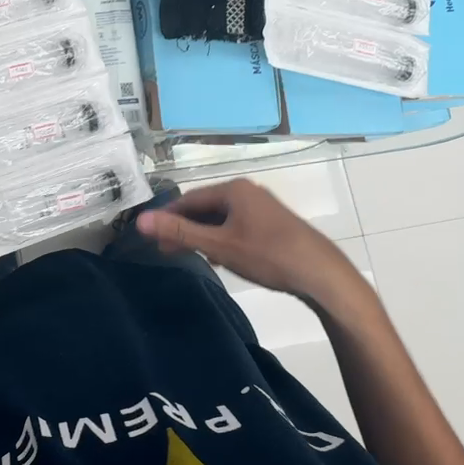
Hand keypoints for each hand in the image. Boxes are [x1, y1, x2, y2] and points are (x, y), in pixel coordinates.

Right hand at [137, 179, 373, 311]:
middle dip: (185, 227)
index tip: (150, 236)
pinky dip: (222, 238)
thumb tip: (140, 221)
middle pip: (205, 207)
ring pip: (222, 218)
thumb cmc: (268, 256)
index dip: (168, 217)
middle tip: (165, 250)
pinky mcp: (274, 225)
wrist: (323, 275)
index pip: (189, 199)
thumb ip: (180, 233)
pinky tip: (220, 257)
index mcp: (233, 189)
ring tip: (188, 254)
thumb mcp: (219, 246)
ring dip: (203, 235)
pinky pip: (237, 225)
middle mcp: (247, 191)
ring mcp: (263, 207)